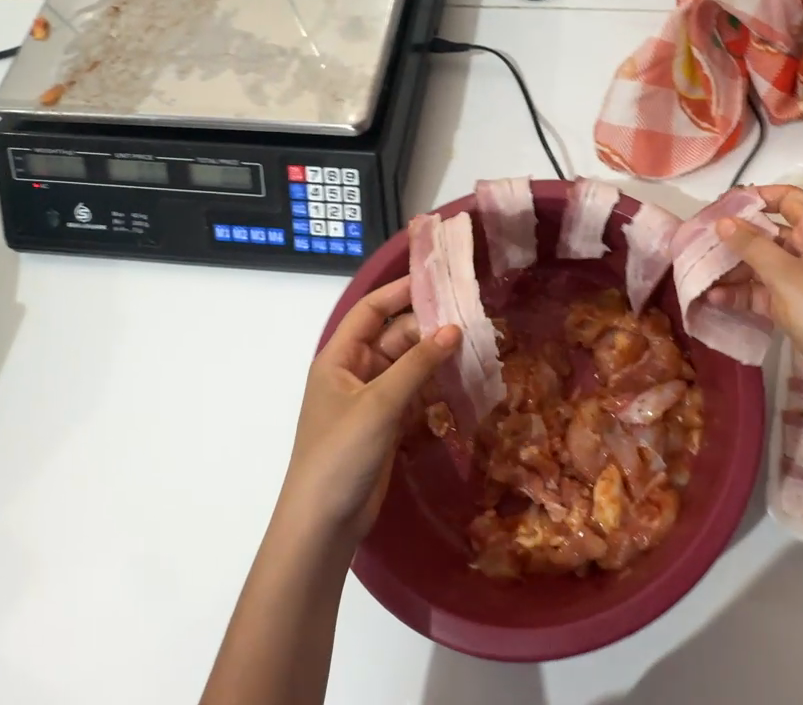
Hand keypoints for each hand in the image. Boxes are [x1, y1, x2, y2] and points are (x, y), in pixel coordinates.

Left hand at [277, 277, 461, 543]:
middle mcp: (354, 372)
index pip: (371, 310)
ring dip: (438, 357)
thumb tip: (455, 328)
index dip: (402, 291)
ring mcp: (371, 400)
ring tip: (479, 344)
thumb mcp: (379, 404)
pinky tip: (466, 380)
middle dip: (430, 327)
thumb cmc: (341, 454)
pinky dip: (437, 385)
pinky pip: (416, 393)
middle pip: (395, 336)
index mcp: (338, 358)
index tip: (440, 278)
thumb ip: (418, 364)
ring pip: (409, 365)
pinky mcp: (386, 424)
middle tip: (474, 317)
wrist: (323, 523)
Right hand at [708, 185, 802, 393]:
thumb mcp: (786, 275)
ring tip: (702, 272)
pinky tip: (715, 299)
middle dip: (737, 236)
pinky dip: (742, 293)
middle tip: (702, 239)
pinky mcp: (795, 306)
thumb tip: (723, 221)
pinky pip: (764, 291)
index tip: (725, 205)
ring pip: (763, 263)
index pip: (790, 199)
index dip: (760, 196)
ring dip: (735, 268)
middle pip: (771, 232)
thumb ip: (752, 246)